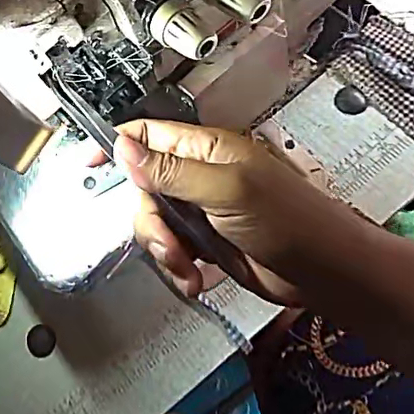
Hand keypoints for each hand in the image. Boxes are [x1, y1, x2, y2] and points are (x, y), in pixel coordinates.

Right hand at [111, 119, 367, 304]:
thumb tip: (125, 146)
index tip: (91, 163)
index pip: (148, 135)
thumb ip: (172, 170)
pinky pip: (171, 249)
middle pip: (144, 187)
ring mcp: (202, 208)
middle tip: (168, 242)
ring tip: (186, 266)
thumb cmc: (290, 219)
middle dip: (149, 220)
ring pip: (154, 222)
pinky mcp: (205, 239)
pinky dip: (176, 267)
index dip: (118, 145)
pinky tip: (194, 278)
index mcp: (205, 149)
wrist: (322, 271)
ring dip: (163, 248)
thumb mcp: (226, 189)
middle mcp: (199, 175)